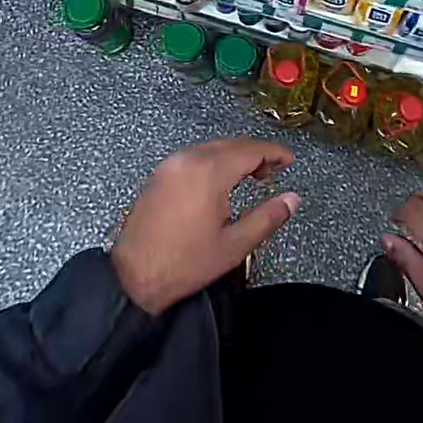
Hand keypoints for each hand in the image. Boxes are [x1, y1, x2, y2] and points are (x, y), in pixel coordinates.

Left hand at [111, 138, 299, 315]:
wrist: (130, 278)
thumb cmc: (183, 264)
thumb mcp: (234, 245)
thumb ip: (267, 217)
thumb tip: (292, 199)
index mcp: (209, 171)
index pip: (251, 149)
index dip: (274, 153)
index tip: (288, 160)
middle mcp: (189, 159)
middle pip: (233, 143)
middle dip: (257, 153)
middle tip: (274, 171)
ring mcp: (171, 164)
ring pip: (213, 147)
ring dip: (236, 156)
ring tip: (251, 176)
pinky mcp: (159, 174)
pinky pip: (195, 155)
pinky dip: (215, 160)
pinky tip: (221, 180)